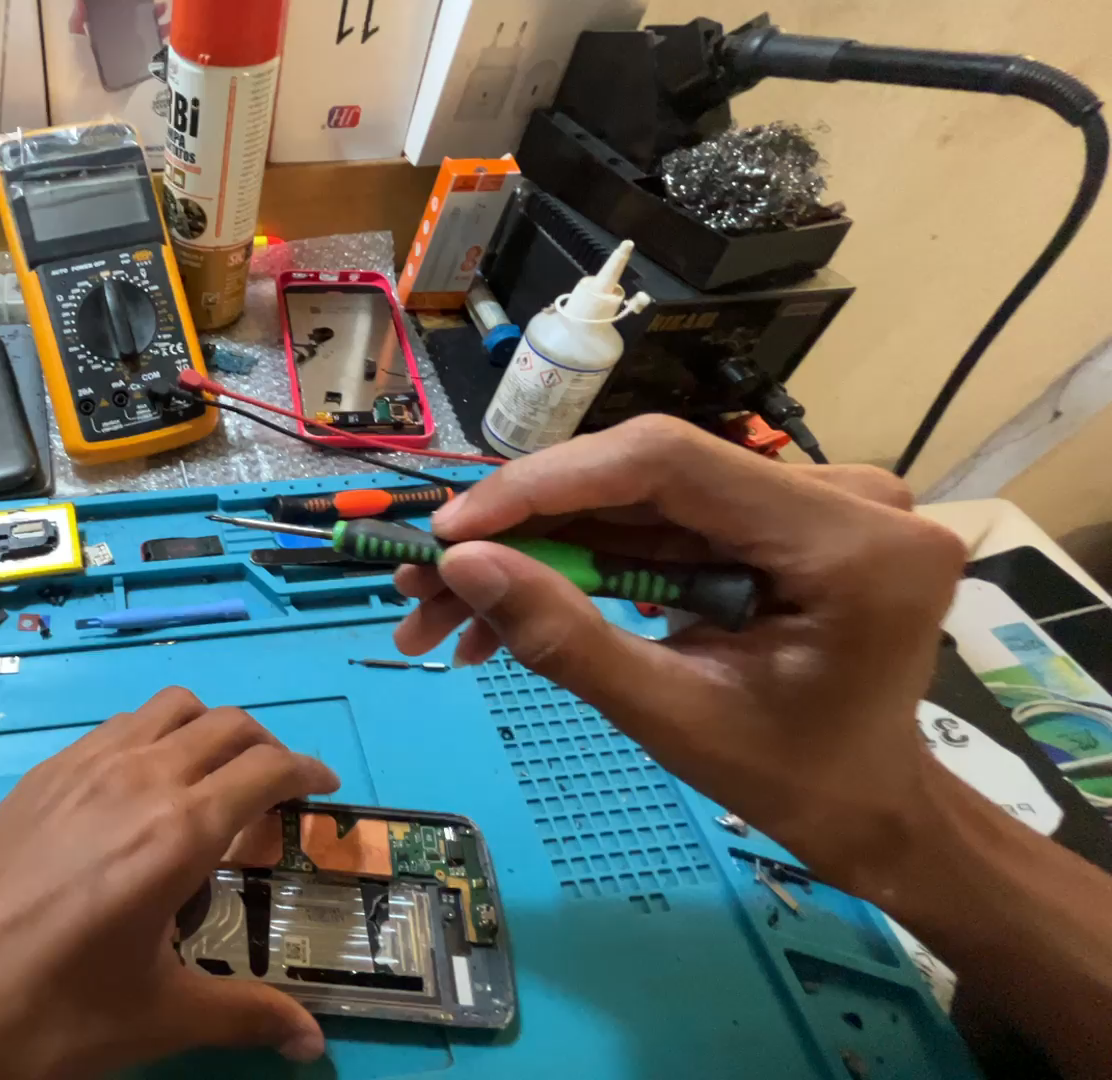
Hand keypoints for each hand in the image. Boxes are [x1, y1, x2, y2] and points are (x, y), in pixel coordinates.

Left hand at [0, 688, 336, 1079]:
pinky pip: (120, 726)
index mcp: (180, 828)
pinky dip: (154, 735)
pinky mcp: (46, 769)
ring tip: (210, 779)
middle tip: (274, 792)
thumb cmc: (47, 1011)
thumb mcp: (155, 1016)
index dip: (306, 769)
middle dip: (264, 746)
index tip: (325, 787)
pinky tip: (139, 789)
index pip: (266, 767)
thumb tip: (313, 1040)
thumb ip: (245, 1015)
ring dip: (207, 729)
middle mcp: (140, 774)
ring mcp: (87, 762)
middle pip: (226, 723)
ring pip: (170, 708)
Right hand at [393, 416, 966, 887]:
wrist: (863, 800)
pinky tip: (494, 617)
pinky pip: (627, 525)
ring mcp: (787, 502)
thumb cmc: (788, 774)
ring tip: (438, 613)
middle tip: (423, 581)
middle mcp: (827, 496)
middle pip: (625, 476)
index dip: (540, 485)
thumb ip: (561, 636)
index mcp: (845, 541)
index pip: (661, 461)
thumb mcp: (665, 715)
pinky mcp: (746, 519)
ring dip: (519, 554)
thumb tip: (458, 563)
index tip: (450, 533)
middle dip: (511, 531)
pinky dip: (556, 568)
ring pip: (610, 501)